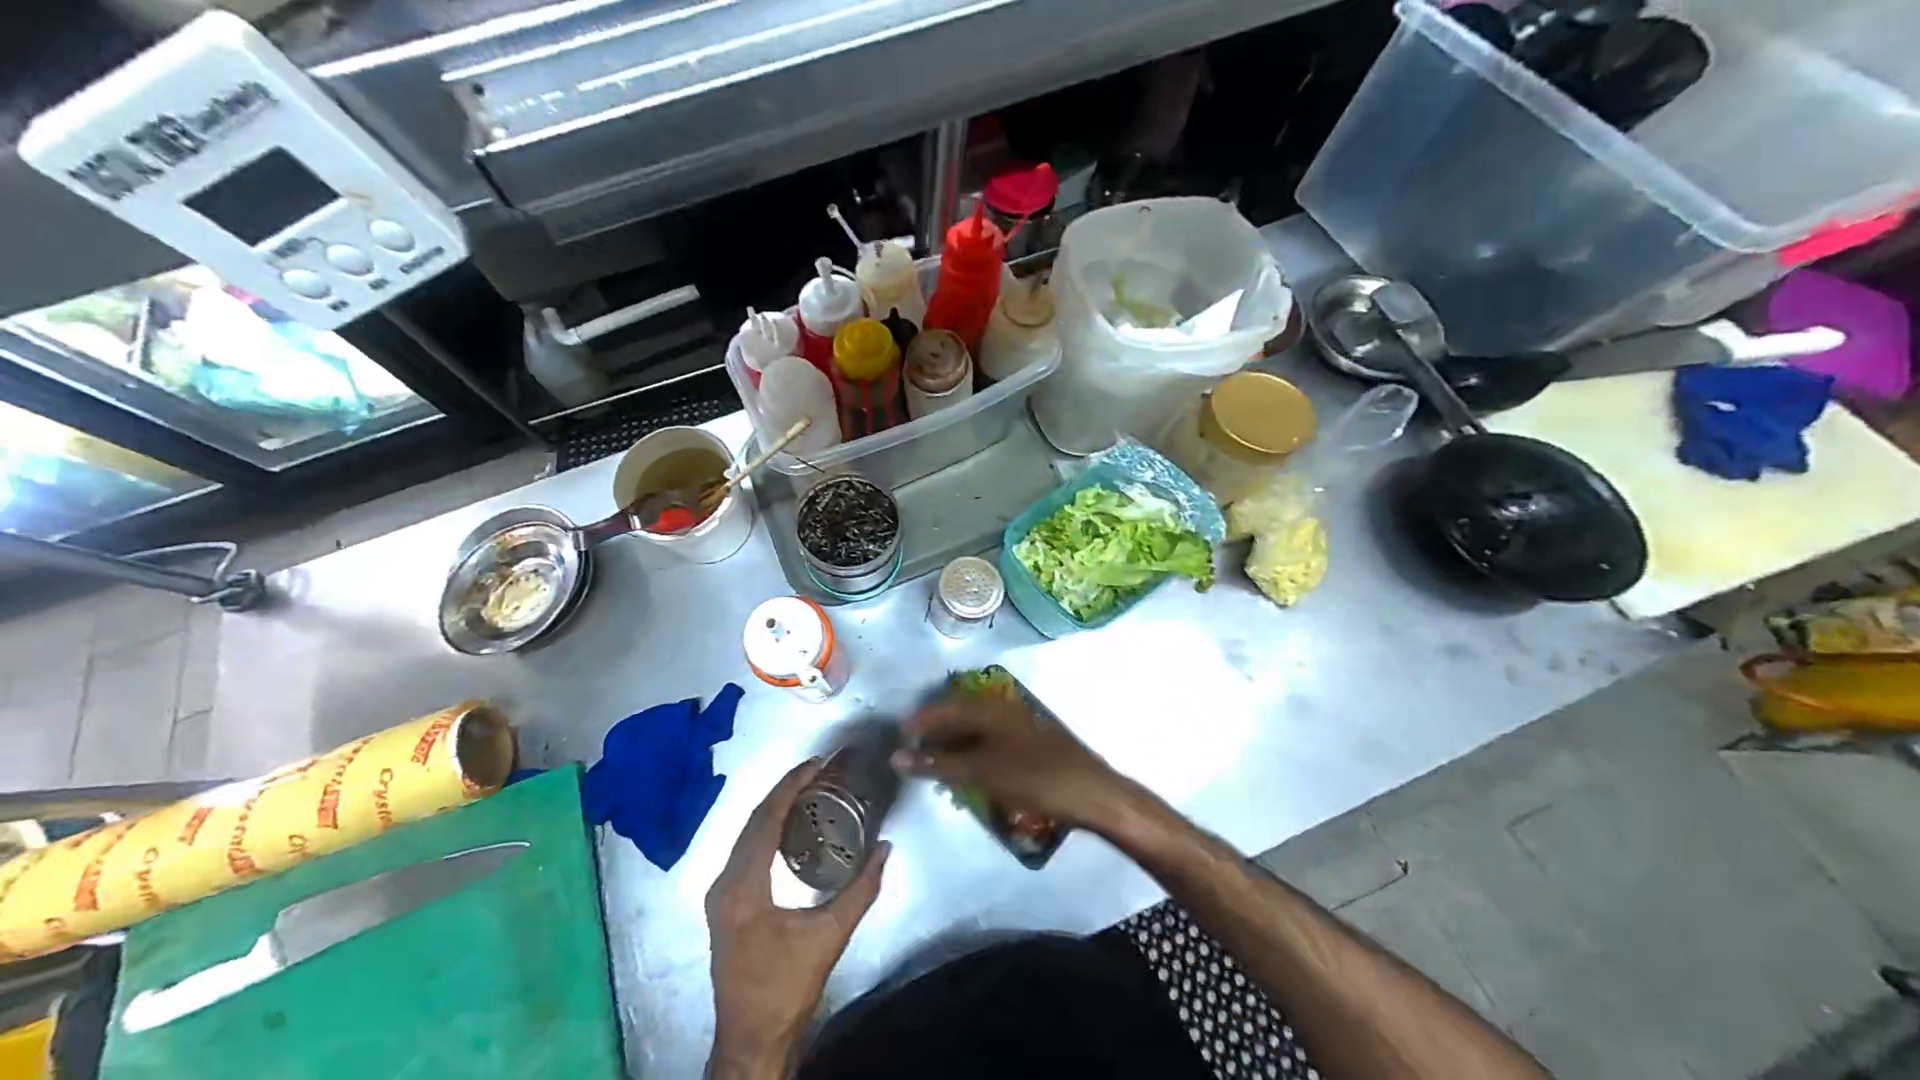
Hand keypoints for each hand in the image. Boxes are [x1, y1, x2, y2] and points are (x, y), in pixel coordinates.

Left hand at [706, 759, 889, 1078]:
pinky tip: (788, 828)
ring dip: (773, 810)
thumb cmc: (787, 987)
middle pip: (751, 823)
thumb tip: (886, 849)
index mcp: (742, 887)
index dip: (789, 787)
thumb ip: (861, 890)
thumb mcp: (830, 937)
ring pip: (744, 836)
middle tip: (815, 773)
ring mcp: (718, 896)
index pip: (764, 820)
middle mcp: (723, 884)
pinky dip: (766, 831)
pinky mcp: (724, 906)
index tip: (815, 766)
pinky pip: (743, 853)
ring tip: (806, 792)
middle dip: (782, 792)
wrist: (751, 1040)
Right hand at [891, 692, 1130, 829]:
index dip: (920, 721)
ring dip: (954, 748)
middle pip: (960, 717)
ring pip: (976, 732)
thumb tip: (897, 756)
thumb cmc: (1033, 777)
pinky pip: (991, 745)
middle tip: (915, 755)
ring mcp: (1019, 727)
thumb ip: (938, 764)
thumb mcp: (981, 772)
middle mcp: (1004, 710)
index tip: (899, 738)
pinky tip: (969, 776)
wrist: (1090, 793)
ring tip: (936, 769)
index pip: (945, 708)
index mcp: (991, 709)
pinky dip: (973, 757)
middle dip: (936, 735)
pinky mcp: (1029, 746)